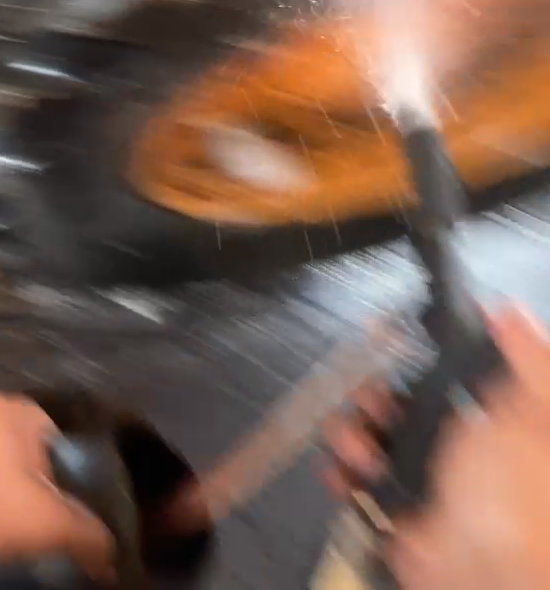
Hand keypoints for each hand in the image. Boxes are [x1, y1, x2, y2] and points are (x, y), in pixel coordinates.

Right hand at [325, 307, 549, 589]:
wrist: (486, 570)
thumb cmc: (516, 494)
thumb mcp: (530, 419)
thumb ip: (526, 365)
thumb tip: (507, 308)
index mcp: (492, 426)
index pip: (437, 374)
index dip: (405, 356)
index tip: (377, 340)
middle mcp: (456, 448)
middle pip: (390, 401)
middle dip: (367, 400)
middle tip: (373, 409)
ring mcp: (422, 477)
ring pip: (362, 434)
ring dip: (349, 438)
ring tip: (361, 455)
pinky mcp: (392, 502)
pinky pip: (347, 472)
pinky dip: (340, 471)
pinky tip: (349, 475)